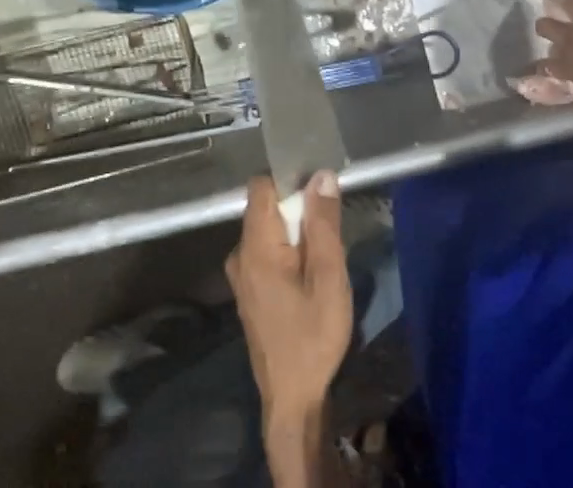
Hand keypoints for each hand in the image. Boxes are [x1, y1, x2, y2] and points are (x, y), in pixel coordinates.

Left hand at [226, 172, 351, 420]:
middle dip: (299, 208)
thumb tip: (321, 175)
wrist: (293, 396)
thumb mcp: (328, 276)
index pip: (260, 187)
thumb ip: (323, 224)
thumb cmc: (314, 335)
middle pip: (266, 209)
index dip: (289, 177)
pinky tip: (313, 273)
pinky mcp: (250, 292)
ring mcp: (241, 277)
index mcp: (255, 248)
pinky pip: (268, 253)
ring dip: (297, 232)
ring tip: (327, 251)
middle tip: (333, 228)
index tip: (319, 186)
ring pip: (269, 232)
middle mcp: (239, 256)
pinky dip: (290, 251)